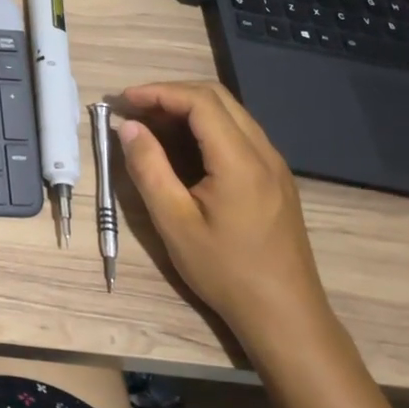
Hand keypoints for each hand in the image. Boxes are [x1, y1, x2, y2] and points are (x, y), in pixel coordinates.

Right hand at [115, 81, 328, 340]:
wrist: (285, 315)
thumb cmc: (225, 271)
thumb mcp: (174, 222)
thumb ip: (149, 168)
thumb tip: (128, 127)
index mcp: (240, 162)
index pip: (200, 101)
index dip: (158, 92)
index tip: (123, 101)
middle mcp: (264, 153)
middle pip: (217, 97)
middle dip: (170, 94)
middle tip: (133, 109)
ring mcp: (274, 166)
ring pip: (230, 113)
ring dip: (187, 108)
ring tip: (149, 125)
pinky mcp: (275, 179)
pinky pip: (238, 133)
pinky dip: (204, 126)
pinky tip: (180, 147)